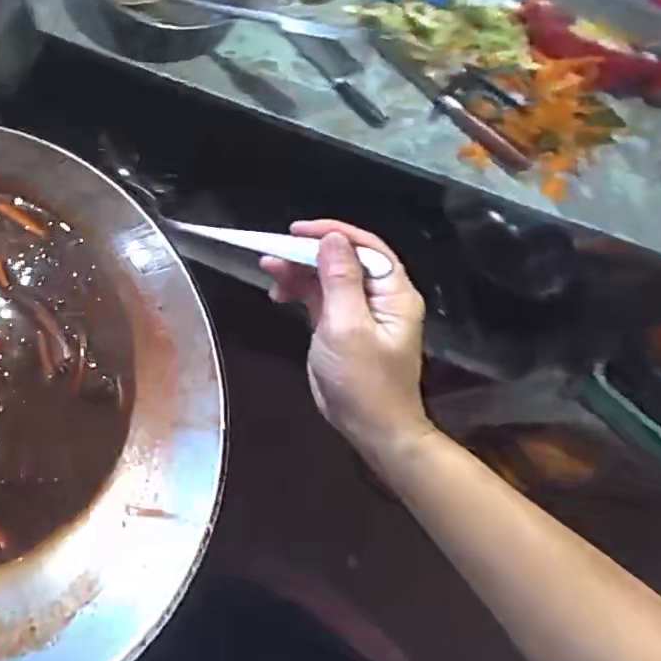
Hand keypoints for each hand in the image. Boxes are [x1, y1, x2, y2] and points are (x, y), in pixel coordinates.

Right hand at [260, 220, 430, 458]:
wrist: (371, 429)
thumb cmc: (364, 381)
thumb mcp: (347, 327)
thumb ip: (340, 280)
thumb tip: (332, 239)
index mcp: (392, 294)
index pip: (365, 248)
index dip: (332, 233)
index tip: (296, 231)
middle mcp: (378, 297)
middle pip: (342, 259)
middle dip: (306, 253)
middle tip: (273, 252)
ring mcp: (358, 311)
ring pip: (325, 275)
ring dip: (297, 270)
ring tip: (268, 270)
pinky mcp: (339, 324)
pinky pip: (317, 295)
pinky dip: (297, 290)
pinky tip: (278, 294)